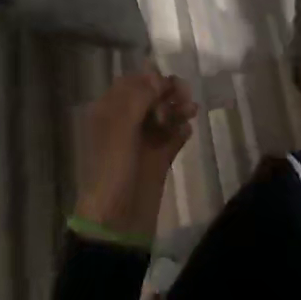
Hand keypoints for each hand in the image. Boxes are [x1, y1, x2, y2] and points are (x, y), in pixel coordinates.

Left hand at [73, 71, 197, 239]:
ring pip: (161, 118)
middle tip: (185, 94)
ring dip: (177, 110)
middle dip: (166, 93)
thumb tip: (157, 77)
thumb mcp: (121, 126)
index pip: (130, 85)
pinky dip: (180, 133)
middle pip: (148, 99)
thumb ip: (139, 97)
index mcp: (108, 112)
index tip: (168, 81)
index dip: (149, 79)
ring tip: (192, 110)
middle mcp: (123, 124)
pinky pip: (170, 141)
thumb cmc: (112, 167)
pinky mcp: (156, 163)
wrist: (116, 222)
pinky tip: (188, 130)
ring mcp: (141, 144)